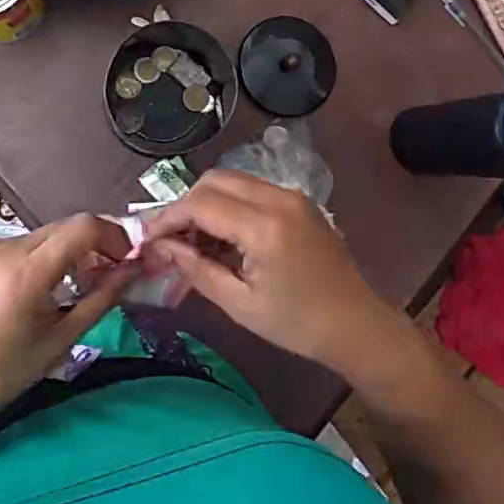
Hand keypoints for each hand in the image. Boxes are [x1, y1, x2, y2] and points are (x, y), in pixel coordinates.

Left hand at [0, 214, 135, 419]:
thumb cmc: (4, 375)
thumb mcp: (61, 339)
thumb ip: (101, 298)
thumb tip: (134, 269)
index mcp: (25, 272)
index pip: (82, 227)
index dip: (114, 236)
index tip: (128, 259)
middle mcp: (5, 247)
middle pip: (67, 226)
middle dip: (96, 243)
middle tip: (111, 273)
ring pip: (49, 233)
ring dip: (72, 250)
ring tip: (80, 283)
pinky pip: (28, 242)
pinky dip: (48, 255)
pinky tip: (51, 284)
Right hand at [144, 171, 412, 379]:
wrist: (355, 324)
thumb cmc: (297, 324)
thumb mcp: (239, 304)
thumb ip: (196, 269)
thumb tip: (161, 246)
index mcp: (264, 226)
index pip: (200, 204)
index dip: (168, 218)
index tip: (148, 238)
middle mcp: (278, 198)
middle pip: (214, 180)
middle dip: (185, 205)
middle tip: (171, 239)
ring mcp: (291, 195)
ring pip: (231, 180)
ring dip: (206, 202)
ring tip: (195, 240)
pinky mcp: (298, 199)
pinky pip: (251, 189)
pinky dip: (229, 204)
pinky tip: (223, 236)